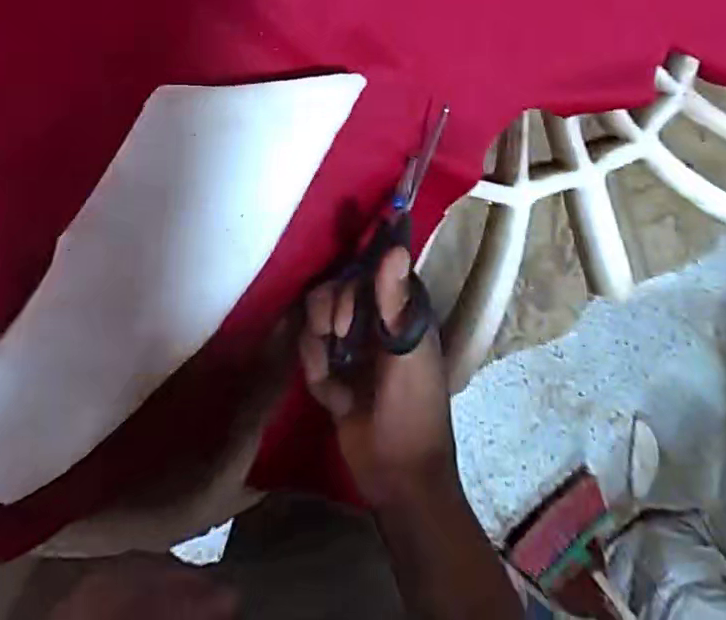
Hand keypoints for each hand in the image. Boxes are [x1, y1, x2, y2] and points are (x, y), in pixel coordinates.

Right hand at [298, 245, 457, 509]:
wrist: (397, 476)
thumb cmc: (414, 409)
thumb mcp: (407, 352)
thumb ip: (396, 301)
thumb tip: (395, 247)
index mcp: (405, 309)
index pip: (375, 268)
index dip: (357, 273)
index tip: (347, 293)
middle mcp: (378, 320)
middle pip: (340, 288)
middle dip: (332, 308)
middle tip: (337, 333)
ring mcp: (354, 346)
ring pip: (320, 317)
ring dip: (318, 340)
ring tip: (332, 369)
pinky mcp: (333, 371)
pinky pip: (311, 352)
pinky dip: (316, 370)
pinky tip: (333, 395)